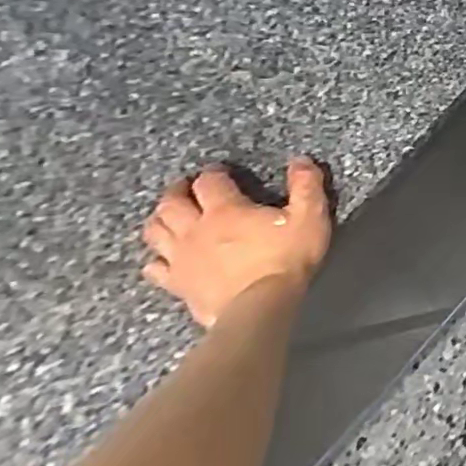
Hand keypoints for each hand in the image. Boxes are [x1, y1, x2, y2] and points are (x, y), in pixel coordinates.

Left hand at [140, 158, 331, 326]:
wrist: (260, 305)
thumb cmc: (287, 256)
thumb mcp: (310, 216)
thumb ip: (306, 185)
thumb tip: (300, 160)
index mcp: (225, 210)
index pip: (209, 182)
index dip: (214, 172)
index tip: (220, 170)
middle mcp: (194, 229)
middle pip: (172, 203)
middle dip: (177, 191)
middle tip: (185, 186)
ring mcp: (181, 258)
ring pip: (155, 231)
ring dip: (160, 219)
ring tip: (170, 215)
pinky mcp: (177, 283)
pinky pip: (154, 267)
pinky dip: (156, 258)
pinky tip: (164, 258)